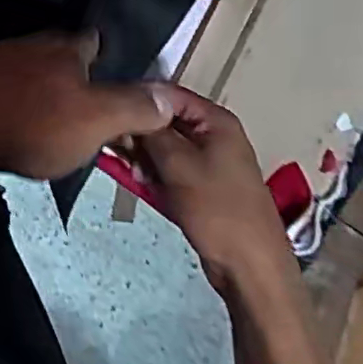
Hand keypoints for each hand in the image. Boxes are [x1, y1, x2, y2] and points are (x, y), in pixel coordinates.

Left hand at [0, 32, 173, 179]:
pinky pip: (6, 80)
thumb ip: (134, 107)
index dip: (105, 57)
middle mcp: (35, 42)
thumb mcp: (97, 121)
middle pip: (62, 51)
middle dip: (72, 70)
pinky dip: (15, 93)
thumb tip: (169, 96)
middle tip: (82, 99)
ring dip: (41, 81)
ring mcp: (1, 57)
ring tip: (49, 108)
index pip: (93, 40)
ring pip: (32, 64)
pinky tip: (14, 113)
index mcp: (67, 47)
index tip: (111, 75)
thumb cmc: (36, 124)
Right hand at [132, 87, 293, 290]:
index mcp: (215, 120)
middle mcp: (213, 134)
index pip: (170, 94)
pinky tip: (144, 185)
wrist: (251, 269)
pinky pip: (173, 168)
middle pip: (167, 120)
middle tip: (119, 148)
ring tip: (133, 172)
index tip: (112, 110)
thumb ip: (153, 133)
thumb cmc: (218, 209)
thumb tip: (131, 110)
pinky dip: (157, 175)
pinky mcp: (203, 185)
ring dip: (147, 158)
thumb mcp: (179, 165)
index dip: (140, 99)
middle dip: (142, 134)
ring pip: (166, 146)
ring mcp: (209, 160)